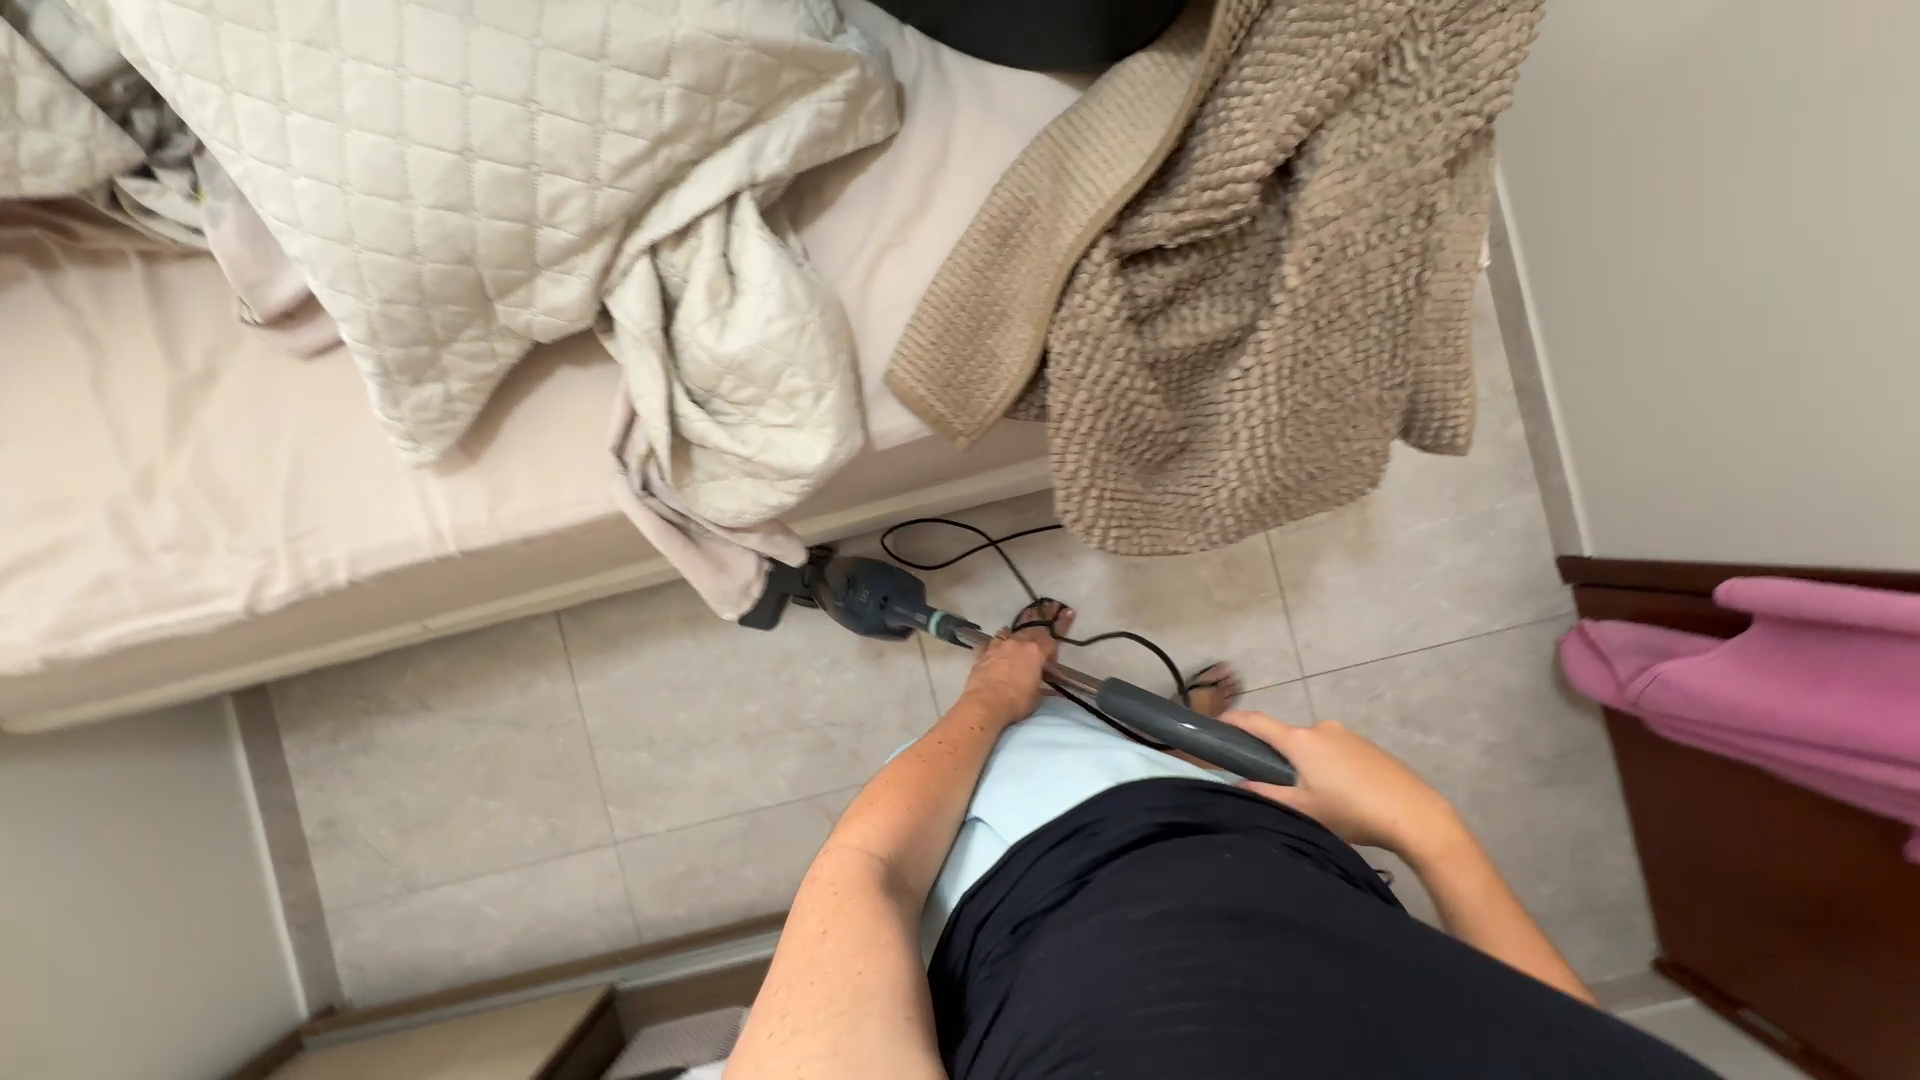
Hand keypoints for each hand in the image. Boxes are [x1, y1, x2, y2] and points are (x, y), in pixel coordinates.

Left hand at [957, 601, 1069, 725]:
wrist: (985, 703)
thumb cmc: (1016, 701)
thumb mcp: (1036, 697)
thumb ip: (1040, 686)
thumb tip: (1043, 687)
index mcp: (1035, 652)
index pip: (1049, 643)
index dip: (1052, 653)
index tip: (1049, 665)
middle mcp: (1017, 643)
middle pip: (1029, 633)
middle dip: (1034, 642)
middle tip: (1033, 657)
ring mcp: (998, 646)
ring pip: (1007, 633)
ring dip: (1012, 639)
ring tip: (1013, 651)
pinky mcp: (982, 653)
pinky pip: (990, 644)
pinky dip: (994, 648)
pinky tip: (995, 656)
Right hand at [1221, 711, 1468, 860]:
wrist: (1417, 816)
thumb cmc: (1352, 812)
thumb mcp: (1303, 810)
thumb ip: (1264, 795)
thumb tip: (1236, 784)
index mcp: (1300, 741)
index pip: (1256, 722)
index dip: (1233, 721)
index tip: (1217, 725)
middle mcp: (1321, 728)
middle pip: (1286, 737)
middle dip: (1276, 756)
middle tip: (1275, 785)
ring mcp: (1347, 734)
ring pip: (1312, 746)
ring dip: (1305, 763)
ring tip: (1315, 796)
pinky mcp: (1368, 745)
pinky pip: (1335, 750)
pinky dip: (1328, 765)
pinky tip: (1342, 793)